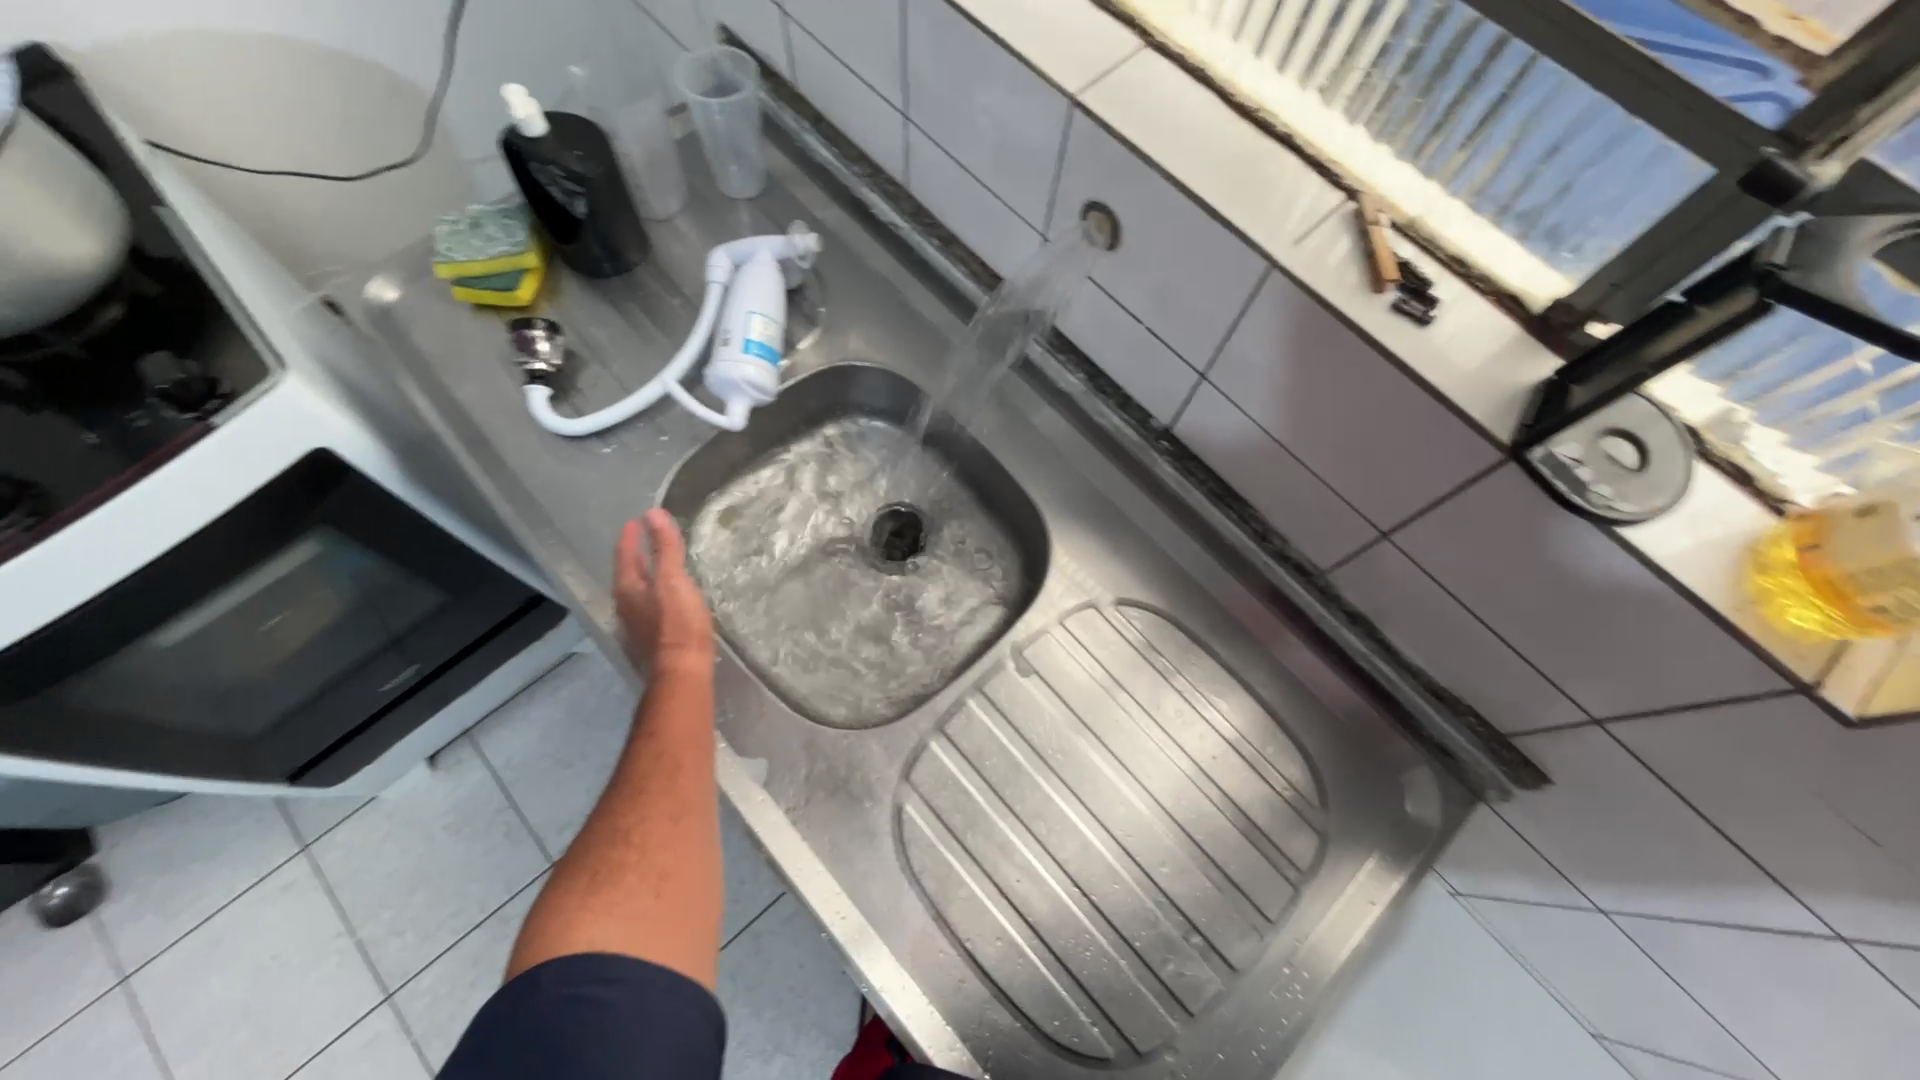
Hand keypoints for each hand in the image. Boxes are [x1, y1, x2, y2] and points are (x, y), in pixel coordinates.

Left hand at [613, 508, 714, 673]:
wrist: (681, 672)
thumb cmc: (678, 624)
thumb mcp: (673, 580)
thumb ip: (665, 547)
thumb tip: (652, 514)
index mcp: (628, 588)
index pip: (625, 554)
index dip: (631, 536)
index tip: (637, 520)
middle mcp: (625, 606)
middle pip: (628, 573)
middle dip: (637, 555)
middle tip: (646, 539)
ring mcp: (636, 625)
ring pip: (638, 591)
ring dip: (646, 575)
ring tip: (658, 565)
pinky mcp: (650, 640)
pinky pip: (649, 607)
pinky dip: (655, 594)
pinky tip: (668, 598)